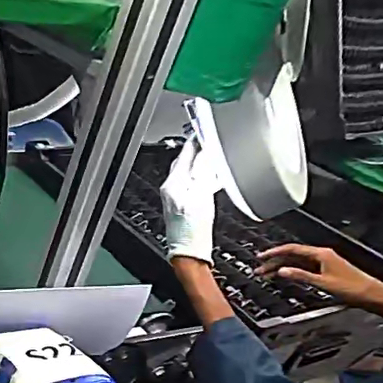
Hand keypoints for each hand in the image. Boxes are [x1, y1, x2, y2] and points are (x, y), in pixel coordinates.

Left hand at [159, 133, 224, 263]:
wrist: (189, 251)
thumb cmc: (193, 229)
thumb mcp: (202, 195)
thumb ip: (203, 172)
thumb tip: (204, 154)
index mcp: (173, 183)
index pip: (184, 153)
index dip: (195, 140)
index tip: (204, 131)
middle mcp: (170, 188)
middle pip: (184, 161)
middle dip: (197, 151)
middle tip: (210, 144)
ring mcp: (173, 196)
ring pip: (187, 172)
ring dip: (200, 165)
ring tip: (212, 161)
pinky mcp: (179, 204)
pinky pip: (190, 184)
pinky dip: (200, 178)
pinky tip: (210, 180)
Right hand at [257, 244, 382, 308]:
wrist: (371, 294)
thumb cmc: (353, 287)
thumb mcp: (322, 282)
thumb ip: (300, 275)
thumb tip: (282, 270)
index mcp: (321, 254)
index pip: (292, 249)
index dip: (274, 253)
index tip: (261, 257)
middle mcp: (322, 256)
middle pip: (292, 255)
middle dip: (274, 261)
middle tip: (259, 268)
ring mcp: (323, 263)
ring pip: (296, 262)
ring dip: (281, 267)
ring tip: (267, 274)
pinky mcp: (325, 271)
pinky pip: (303, 268)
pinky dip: (291, 272)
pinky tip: (285, 276)